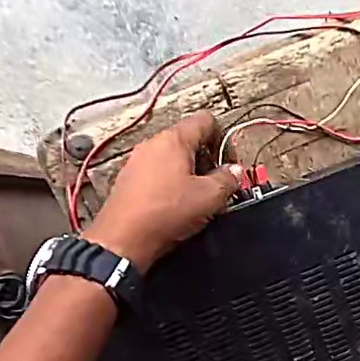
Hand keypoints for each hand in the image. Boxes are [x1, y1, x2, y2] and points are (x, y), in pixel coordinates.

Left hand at [85, 113, 242, 269]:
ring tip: (198, 197)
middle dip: (208, 159)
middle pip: (189, 140)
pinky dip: (172, 184)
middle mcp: (152, 145)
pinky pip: (157, 173)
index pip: (205, 121)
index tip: (229, 162)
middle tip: (217, 183)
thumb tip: (234, 172)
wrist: (125, 238)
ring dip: (190, 173)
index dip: (223, 139)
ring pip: (173, 158)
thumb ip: (228, 179)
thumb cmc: (165, 213)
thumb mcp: (210, 197)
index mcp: (174, 140)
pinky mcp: (129, 180)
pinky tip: (177, 205)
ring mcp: (138, 162)